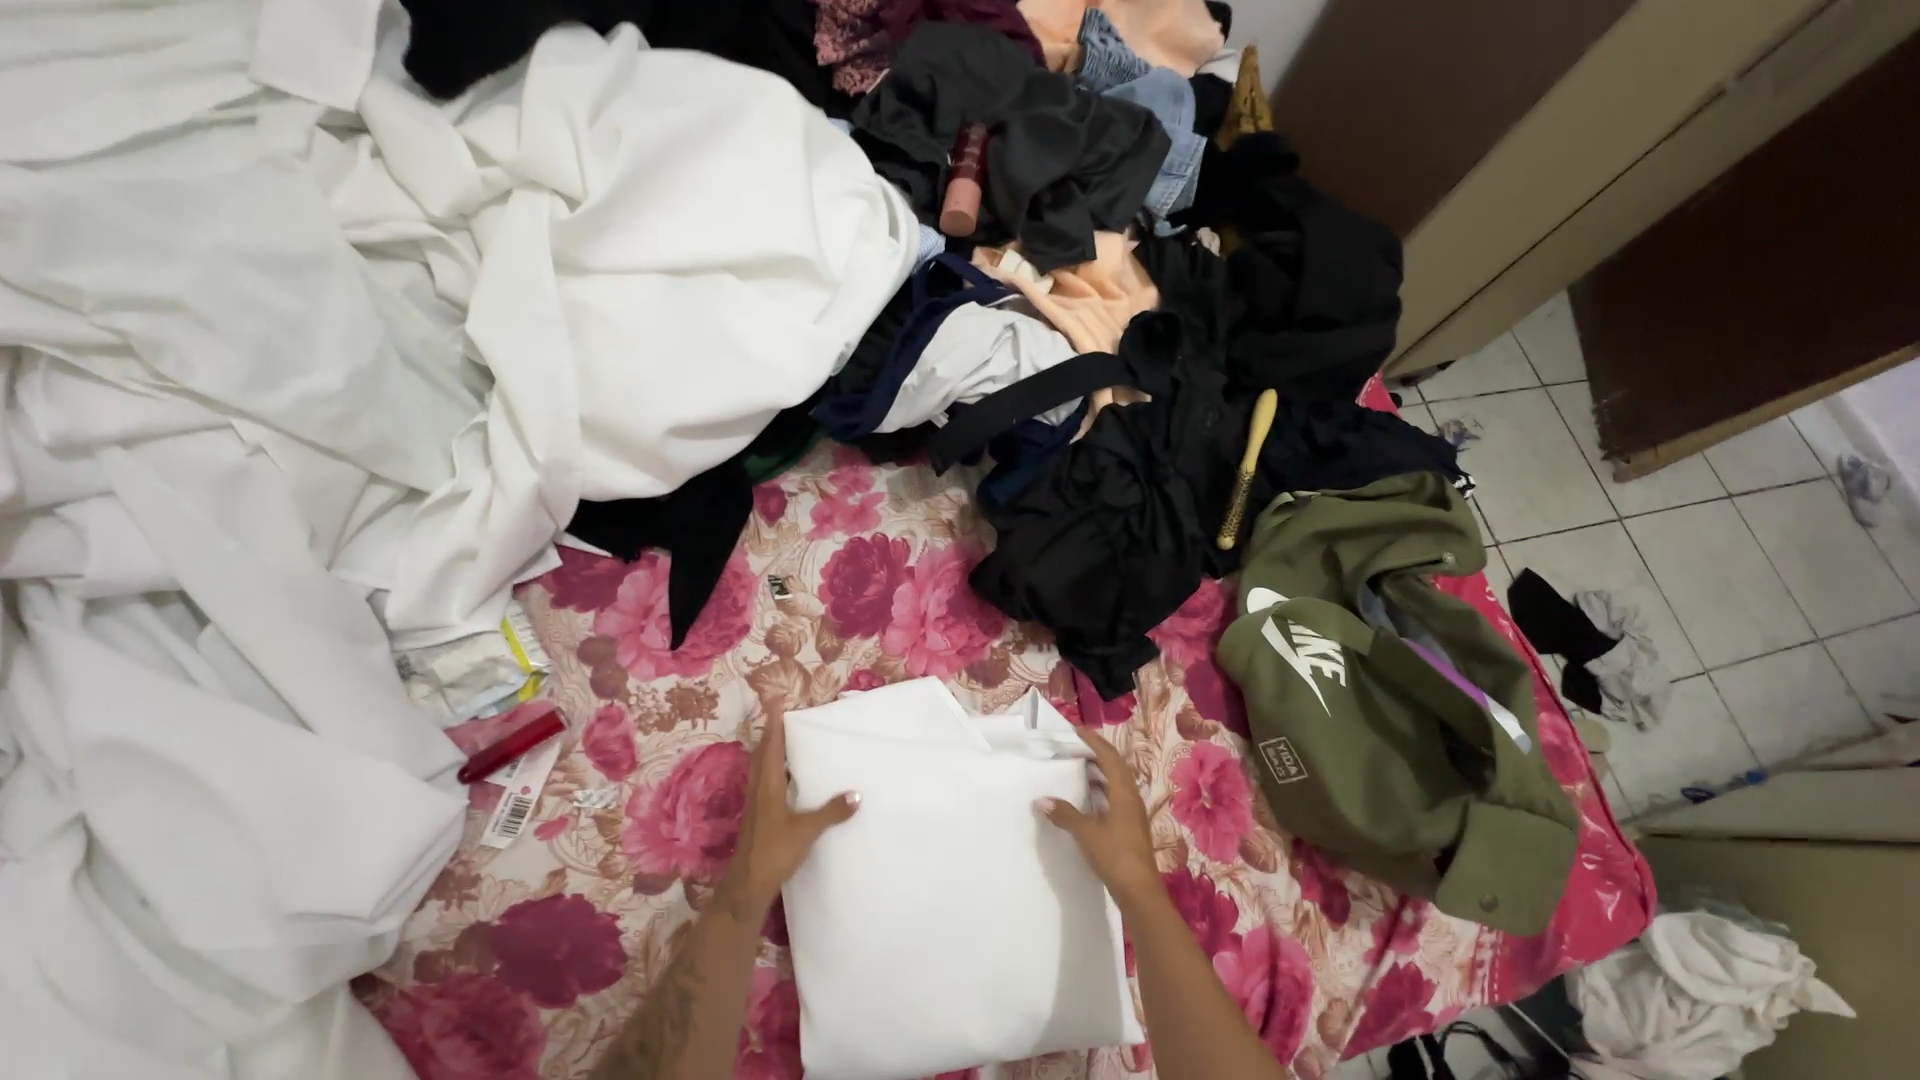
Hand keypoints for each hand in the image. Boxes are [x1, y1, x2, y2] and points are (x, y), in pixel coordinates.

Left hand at [719, 708, 859, 918]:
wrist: (748, 884)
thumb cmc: (774, 851)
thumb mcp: (806, 831)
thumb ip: (831, 812)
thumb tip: (856, 794)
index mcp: (767, 784)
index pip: (770, 745)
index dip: (773, 722)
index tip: (777, 699)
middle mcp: (759, 788)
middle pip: (763, 752)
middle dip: (773, 732)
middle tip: (787, 716)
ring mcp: (758, 802)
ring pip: (764, 767)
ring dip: (774, 751)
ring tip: (791, 740)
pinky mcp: (760, 815)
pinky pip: (768, 782)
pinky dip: (778, 770)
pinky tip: (792, 778)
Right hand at [1037, 726, 1163, 910]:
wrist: (1140, 891)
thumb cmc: (1115, 856)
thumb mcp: (1086, 833)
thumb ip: (1065, 814)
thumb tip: (1042, 800)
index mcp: (1123, 793)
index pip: (1109, 757)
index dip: (1094, 741)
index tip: (1077, 730)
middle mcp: (1131, 798)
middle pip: (1116, 766)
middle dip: (1098, 752)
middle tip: (1077, 745)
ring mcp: (1133, 813)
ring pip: (1117, 782)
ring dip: (1101, 771)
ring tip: (1081, 766)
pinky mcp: (1130, 827)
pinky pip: (1116, 797)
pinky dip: (1102, 789)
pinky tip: (1089, 797)